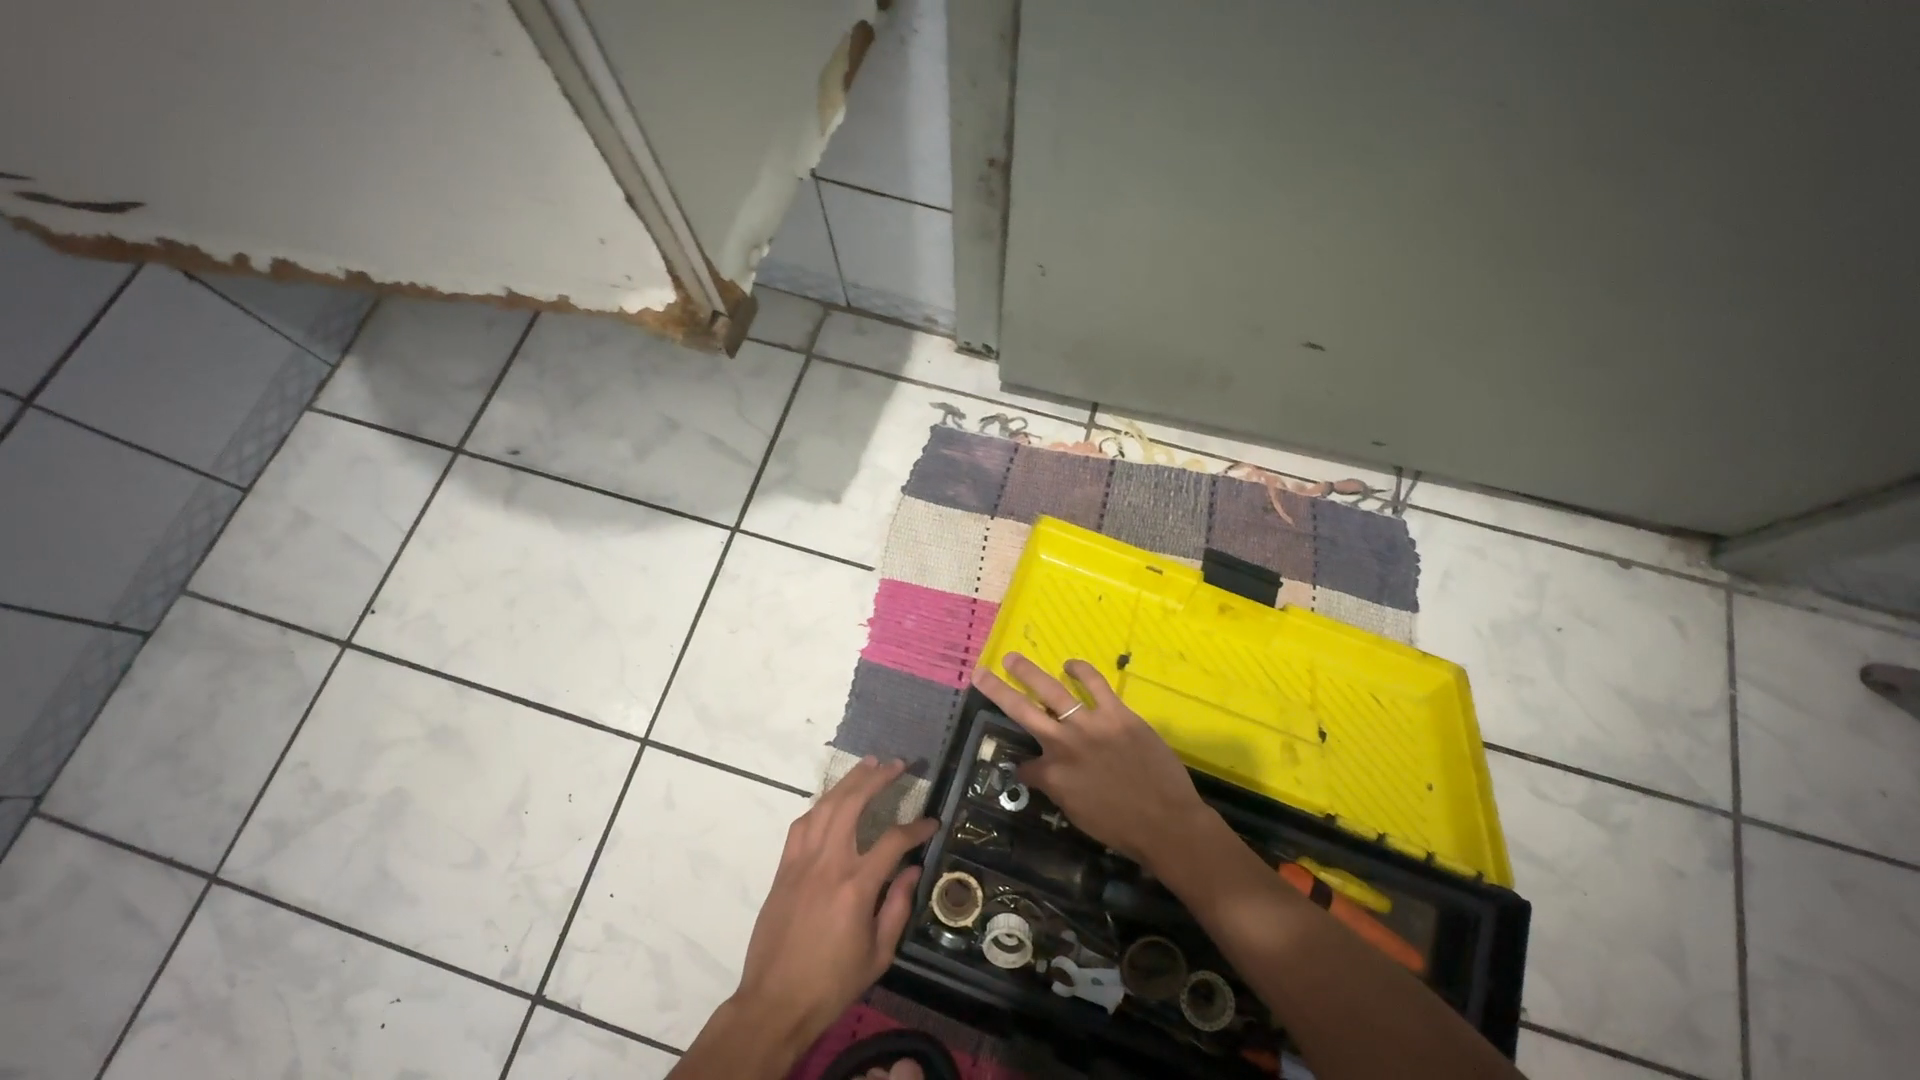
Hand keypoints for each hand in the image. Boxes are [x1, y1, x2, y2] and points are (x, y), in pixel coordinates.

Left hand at [730, 758, 938, 1051]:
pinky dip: (819, 807)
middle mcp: (827, 865)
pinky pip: (801, 826)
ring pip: (823, 807)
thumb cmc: (832, 985)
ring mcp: (800, 864)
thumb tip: (912, 870)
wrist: (774, 1003)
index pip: (893, 841)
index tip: (932, 823)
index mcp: (855, 887)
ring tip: (867, 766)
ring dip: (847, 782)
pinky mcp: (783, 871)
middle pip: (851, 805)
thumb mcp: (878, 954)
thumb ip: (897, 907)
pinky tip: (831, 802)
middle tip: (898, 765)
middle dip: (876, 779)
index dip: (916, 828)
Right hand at [973, 653, 1210, 866]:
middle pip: (1021, 711)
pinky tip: (1071, 665)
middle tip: (979, 673)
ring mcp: (1090, 725)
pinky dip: (1083, 671)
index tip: (1027, 772)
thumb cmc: (1120, 828)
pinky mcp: (1118, 714)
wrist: (1165, 822)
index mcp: (1052, 775)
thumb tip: (1047, 776)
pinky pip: (1096, 685)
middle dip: (997, 691)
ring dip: (1028, 672)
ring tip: (1012, 658)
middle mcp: (1062, 744)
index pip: (1025, 766)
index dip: (1024, 769)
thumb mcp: (1077, 815)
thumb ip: (1058, 790)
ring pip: (1051, 690)